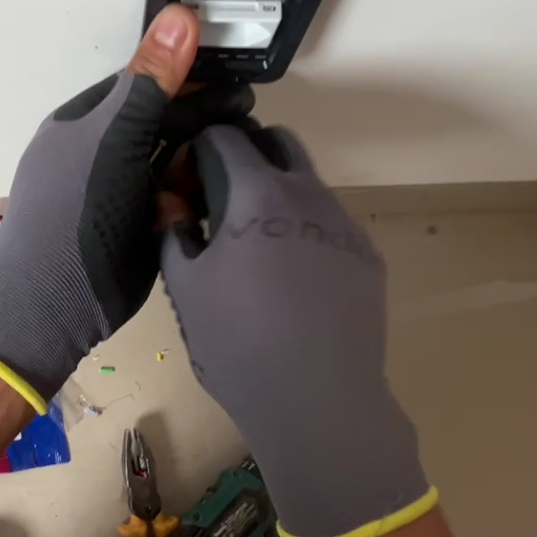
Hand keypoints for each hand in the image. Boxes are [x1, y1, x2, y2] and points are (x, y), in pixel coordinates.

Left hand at [0, 5, 203, 409]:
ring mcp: (120, 194)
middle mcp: (101, 154)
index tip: (227, 69)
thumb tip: (181, 15)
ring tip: (241, 146)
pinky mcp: (138, 228)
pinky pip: (174, 199)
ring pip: (171, 162)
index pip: (139, 86)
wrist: (58, 295)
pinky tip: (223, 185)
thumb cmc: (76, 205)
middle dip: (199, 116)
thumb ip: (149, 82)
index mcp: (83, 124)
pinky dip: (194, 191)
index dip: (183, 74)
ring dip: (201, 155)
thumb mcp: (113, 135)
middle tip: (245, 109)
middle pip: (159, 124)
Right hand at [159, 124, 433, 536]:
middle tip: (216, 200)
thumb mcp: (185, 287)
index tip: (181, 187)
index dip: (193, 151)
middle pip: (276, 141)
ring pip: (306, 181)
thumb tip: (169, 201)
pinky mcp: (367, 256)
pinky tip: (289, 278)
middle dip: (242, 154)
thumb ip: (172, 232)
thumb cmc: (237, 341)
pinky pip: (328, 221)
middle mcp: (308, 192)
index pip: (222, 135)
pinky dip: (301, 227)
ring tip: (251, 247)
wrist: (319, 400)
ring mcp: (344, 223)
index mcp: (257, 191)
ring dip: (274, 191)